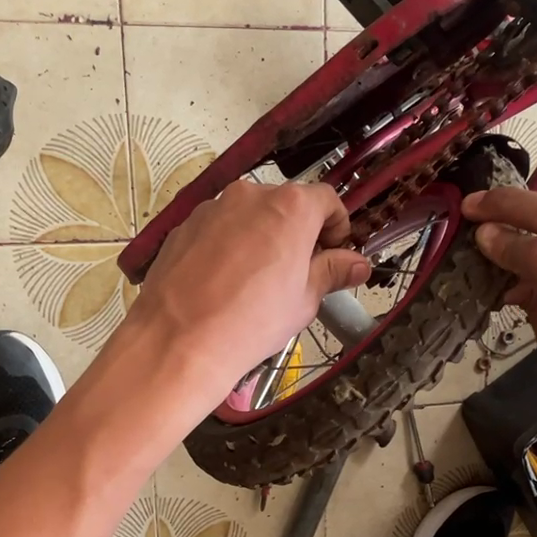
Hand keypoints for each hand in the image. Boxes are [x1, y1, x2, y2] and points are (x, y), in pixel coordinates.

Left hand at [126, 180, 369, 389]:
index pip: (327, 200)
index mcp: (291, 207)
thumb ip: (332, 272)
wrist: (180, 341)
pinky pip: (217, 231)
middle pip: (285, 206)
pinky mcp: (183, 227)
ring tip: (256, 285)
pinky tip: (224, 285)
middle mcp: (250, 196)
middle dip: (297, 234)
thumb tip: (357, 264)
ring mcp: (212, 208)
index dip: (337, 227)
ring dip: (261, 240)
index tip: (335, 254)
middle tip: (297, 275)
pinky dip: (228, 248)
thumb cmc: (252, 322)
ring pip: (248, 217)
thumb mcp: (305, 300)